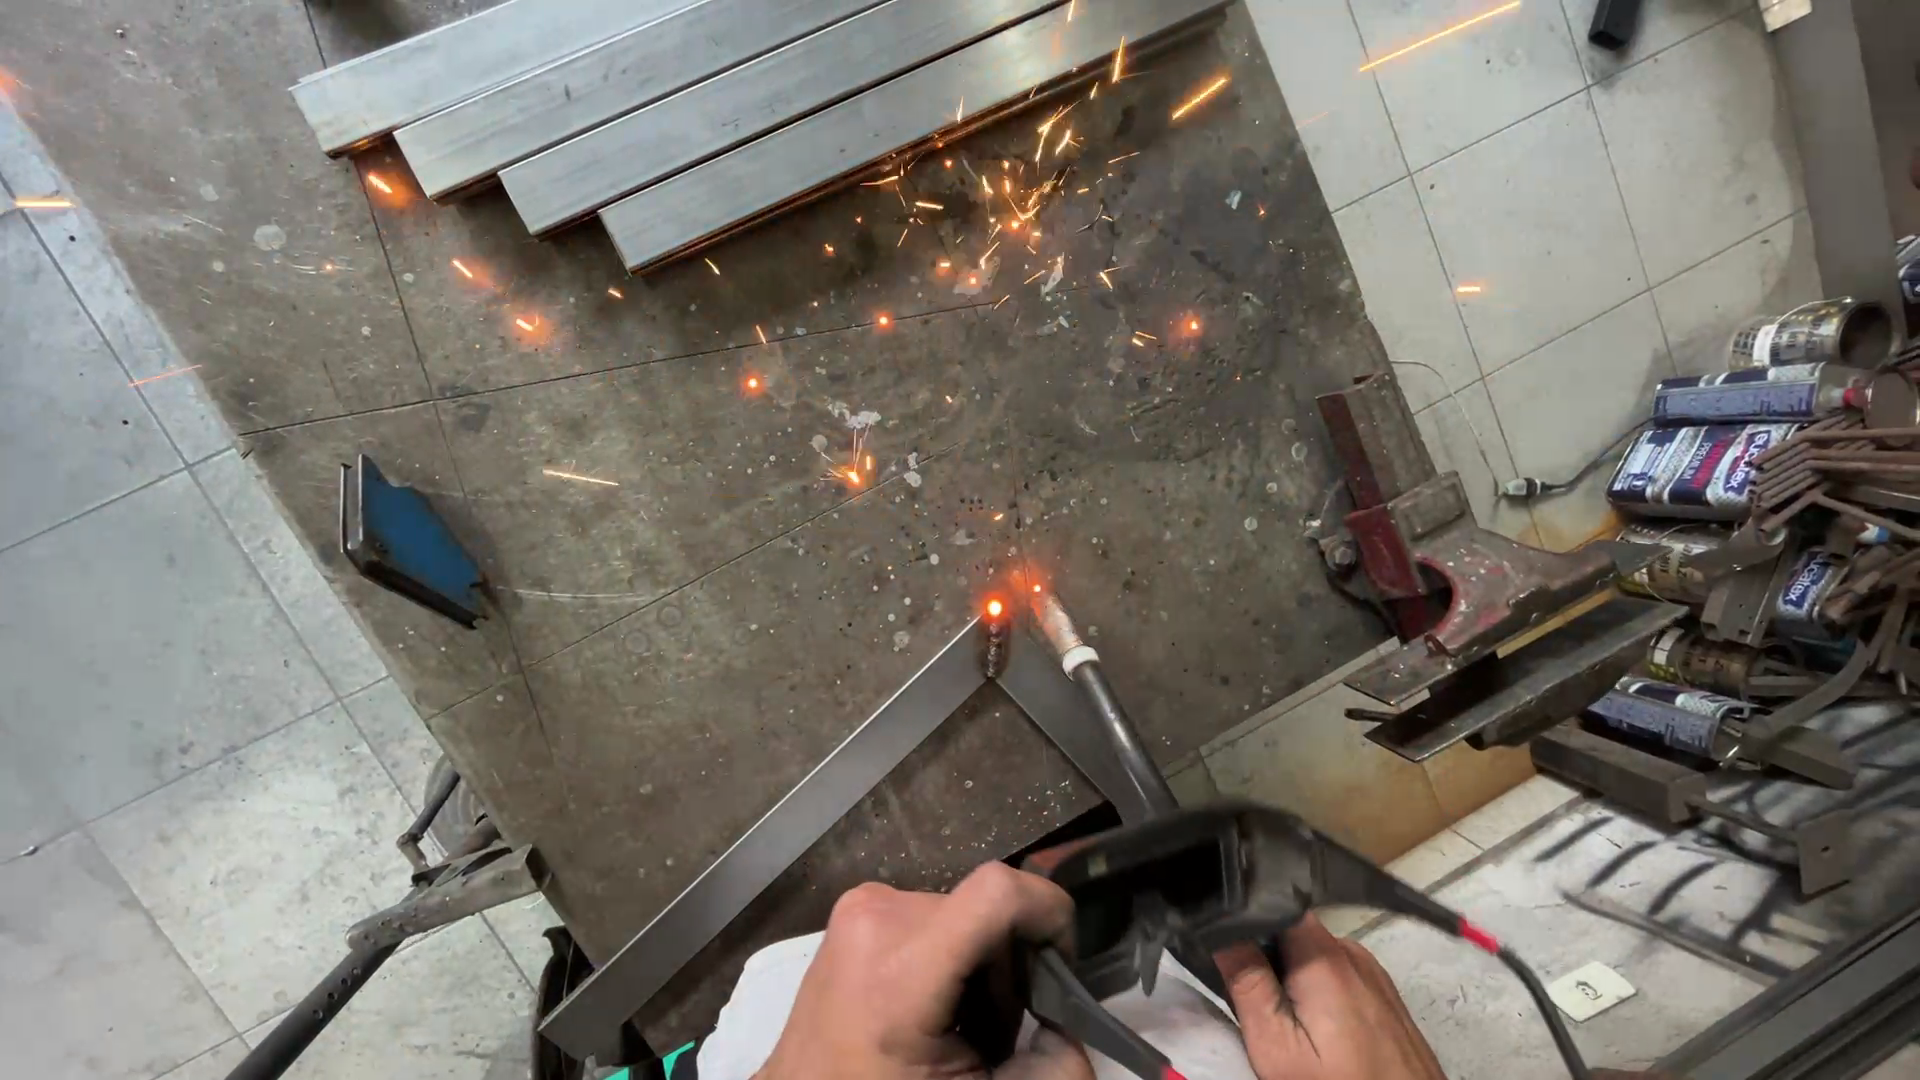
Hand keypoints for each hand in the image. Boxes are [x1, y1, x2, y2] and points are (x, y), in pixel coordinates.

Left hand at [756, 862, 1094, 1079]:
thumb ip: (1048, 1068)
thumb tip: (1075, 1023)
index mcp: (901, 969)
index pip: (997, 890)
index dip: (1050, 912)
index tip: (1063, 966)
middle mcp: (878, 914)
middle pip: (987, 909)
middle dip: (1012, 965)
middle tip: (997, 1031)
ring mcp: (862, 904)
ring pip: (964, 911)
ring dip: (982, 961)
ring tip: (961, 1023)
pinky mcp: (858, 905)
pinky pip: (933, 912)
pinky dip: (952, 951)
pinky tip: (934, 1002)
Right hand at [1217, 914, 1445, 1079]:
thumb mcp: (1276, 1048)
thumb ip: (1247, 983)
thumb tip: (1220, 928)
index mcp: (1324, 954)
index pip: (1274, 905)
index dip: (1244, 918)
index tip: (1227, 949)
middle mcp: (1352, 952)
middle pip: (1291, 932)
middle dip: (1266, 957)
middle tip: (1254, 1002)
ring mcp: (1374, 975)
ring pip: (1313, 956)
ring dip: (1292, 978)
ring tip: (1288, 1025)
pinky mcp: (1386, 1000)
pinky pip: (1338, 977)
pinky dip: (1318, 994)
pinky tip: (1319, 1034)